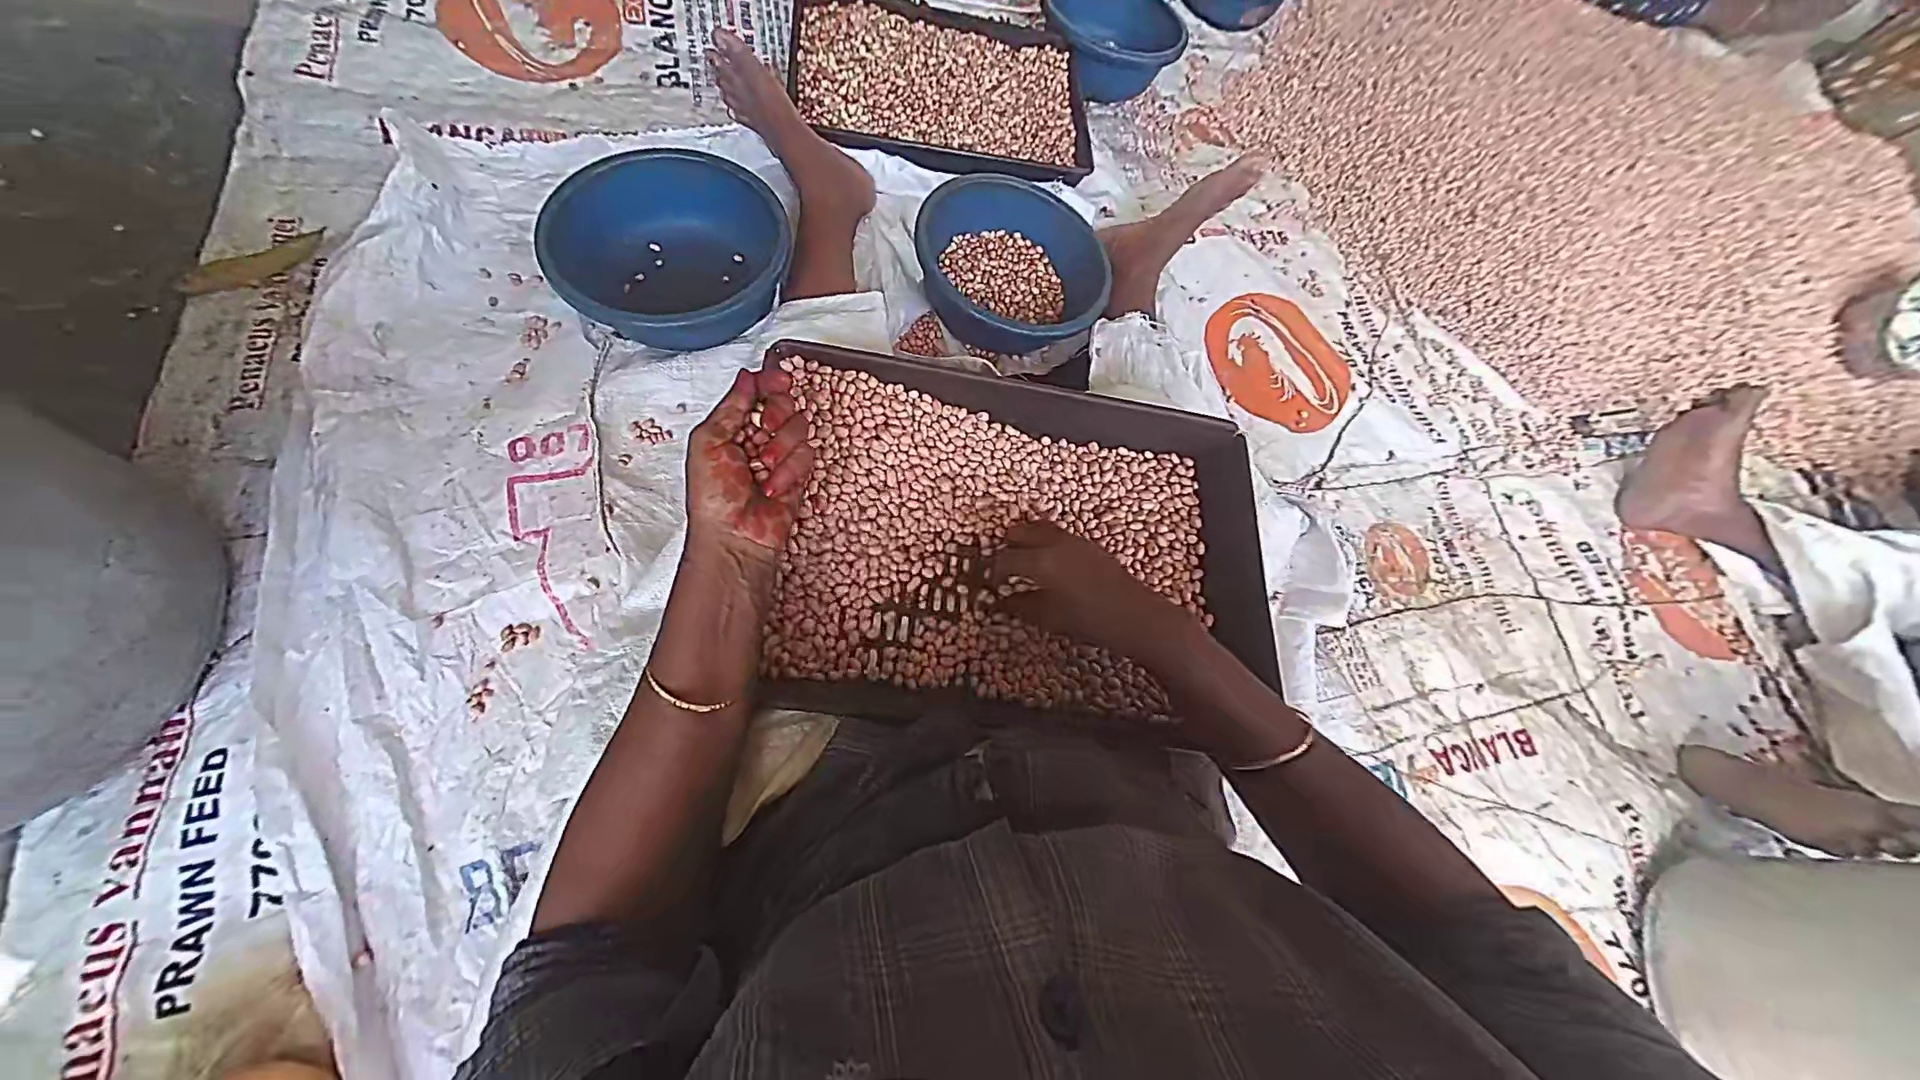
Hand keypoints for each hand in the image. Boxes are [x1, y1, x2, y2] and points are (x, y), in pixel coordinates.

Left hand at [685, 368, 813, 571]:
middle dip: (777, 412)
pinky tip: (772, 486)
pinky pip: (807, 455)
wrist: (734, 536)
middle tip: (765, 427)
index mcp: (733, 426)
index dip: (769, 381)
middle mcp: (758, 438)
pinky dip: (789, 470)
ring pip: (799, 427)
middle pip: (783, 403)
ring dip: (781, 446)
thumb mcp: (708, 441)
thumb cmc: (713, 498)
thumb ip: (730, 406)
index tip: (778, 377)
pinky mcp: (798, 474)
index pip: (757, 392)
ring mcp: (780, 455)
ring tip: (763, 466)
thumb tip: (746, 377)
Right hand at [988, 521, 1201, 668]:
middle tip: (1001, 568)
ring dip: (1027, 542)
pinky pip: (1057, 536)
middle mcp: (1055, 544)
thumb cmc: (1090, 620)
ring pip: (1040, 529)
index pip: (1004, 560)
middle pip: (1020, 532)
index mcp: (1040, 562)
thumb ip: (1021, 605)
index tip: (986, 582)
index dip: (991, 571)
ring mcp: (1074, 541)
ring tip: (1023, 563)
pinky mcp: (1089, 546)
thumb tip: (1000, 602)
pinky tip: (1049, 565)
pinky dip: (1045, 544)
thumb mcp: (1049, 617)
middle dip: (1006, 547)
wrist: (1136, 616)